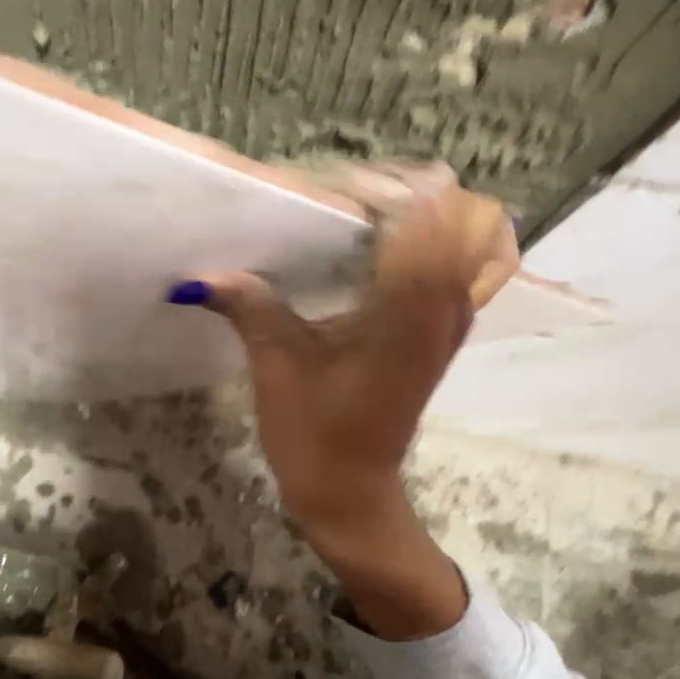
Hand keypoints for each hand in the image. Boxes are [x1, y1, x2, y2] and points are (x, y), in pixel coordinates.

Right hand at [178, 160, 515, 560]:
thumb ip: (249, 305)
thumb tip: (198, 275)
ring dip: (436, 213)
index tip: (323, 191)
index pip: (417, 210)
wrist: (350, 491)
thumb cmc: (314, 431)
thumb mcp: (276, 363)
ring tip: (377, 216)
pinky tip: (392, 251)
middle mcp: (444, 304)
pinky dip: (445, 243)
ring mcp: (453, 320)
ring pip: (481, 238)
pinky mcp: (446, 335)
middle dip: (409, 190)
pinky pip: (472, 268)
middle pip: (463, 211)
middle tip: (349, 198)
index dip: (374, 186)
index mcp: (406, 305)